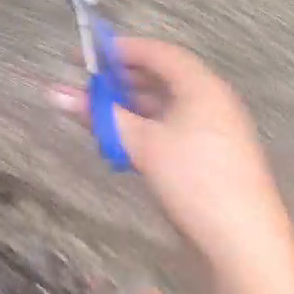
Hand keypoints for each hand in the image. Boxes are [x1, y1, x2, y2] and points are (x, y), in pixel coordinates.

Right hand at [52, 38, 293, 273]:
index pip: (159, 52)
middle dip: (119, 80)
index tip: (84, 55)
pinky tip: (119, 143)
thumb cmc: (193, 179)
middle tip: (82, 86)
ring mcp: (212, 132)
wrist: (242, 245)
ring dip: (126, 107)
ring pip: (162, 106)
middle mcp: (211, 103)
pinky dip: (141, 128)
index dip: (121, 49)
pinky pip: (168, 128)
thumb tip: (51, 91)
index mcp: (202, 88)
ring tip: (93, 116)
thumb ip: (97, 114)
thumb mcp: (139, 142)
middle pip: (160, 78)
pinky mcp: (207, 158)